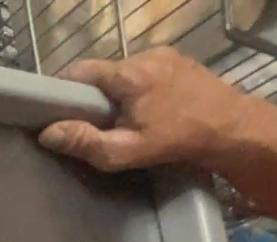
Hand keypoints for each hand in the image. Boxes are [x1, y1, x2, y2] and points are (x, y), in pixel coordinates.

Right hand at [40, 47, 263, 171]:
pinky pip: (138, 71)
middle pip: (99, 72)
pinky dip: (127, 87)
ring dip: (108, 92)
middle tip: (84, 122)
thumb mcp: (119, 151)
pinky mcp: (176, 60)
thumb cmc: (172, 140)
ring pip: (118, 72)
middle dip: (86, 95)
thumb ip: (81, 141)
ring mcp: (165, 55)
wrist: (230, 126)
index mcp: (131, 74)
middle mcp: (147, 56)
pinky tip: (134, 107)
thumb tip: (46, 132)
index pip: (79, 71)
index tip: (50, 111)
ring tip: (111, 117)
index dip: (59, 89)